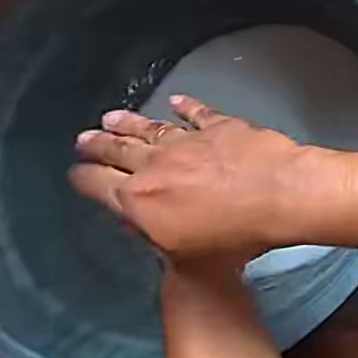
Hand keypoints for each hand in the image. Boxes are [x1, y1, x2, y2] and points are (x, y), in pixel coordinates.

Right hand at [69, 95, 357, 263]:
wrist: (282, 195)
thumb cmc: (238, 235)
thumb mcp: (186, 256)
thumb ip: (157, 239)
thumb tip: (144, 225)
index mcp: (139, 200)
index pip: (98, 186)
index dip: (83, 178)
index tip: (75, 172)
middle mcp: (157, 165)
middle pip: (118, 151)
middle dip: (99, 145)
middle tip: (84, 137)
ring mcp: (190, 142)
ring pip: (151, 129)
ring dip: (131, 123)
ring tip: (112, 117)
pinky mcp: (223, 126)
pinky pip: (199, 113)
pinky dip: (187, 107)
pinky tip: (177, 101)